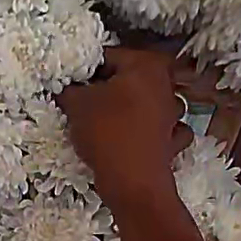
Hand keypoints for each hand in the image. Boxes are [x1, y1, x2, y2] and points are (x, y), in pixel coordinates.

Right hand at [56, 47, 193, 218]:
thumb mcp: (76, 105)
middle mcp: (167, 86)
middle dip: (108, 90)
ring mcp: (174, 117)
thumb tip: (66, 87)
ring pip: (148, 105)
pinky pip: (160, 132)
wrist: (132, 183)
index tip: (71, 86)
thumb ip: (69, 90)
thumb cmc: (107, 134)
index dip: (85, 71)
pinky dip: (149, 135)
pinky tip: (135, 140)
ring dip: (131, 110)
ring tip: (106, 124)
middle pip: (130, 80)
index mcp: (147, 65)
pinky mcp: (173, 144)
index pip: (108, 57)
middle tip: (84, 105)